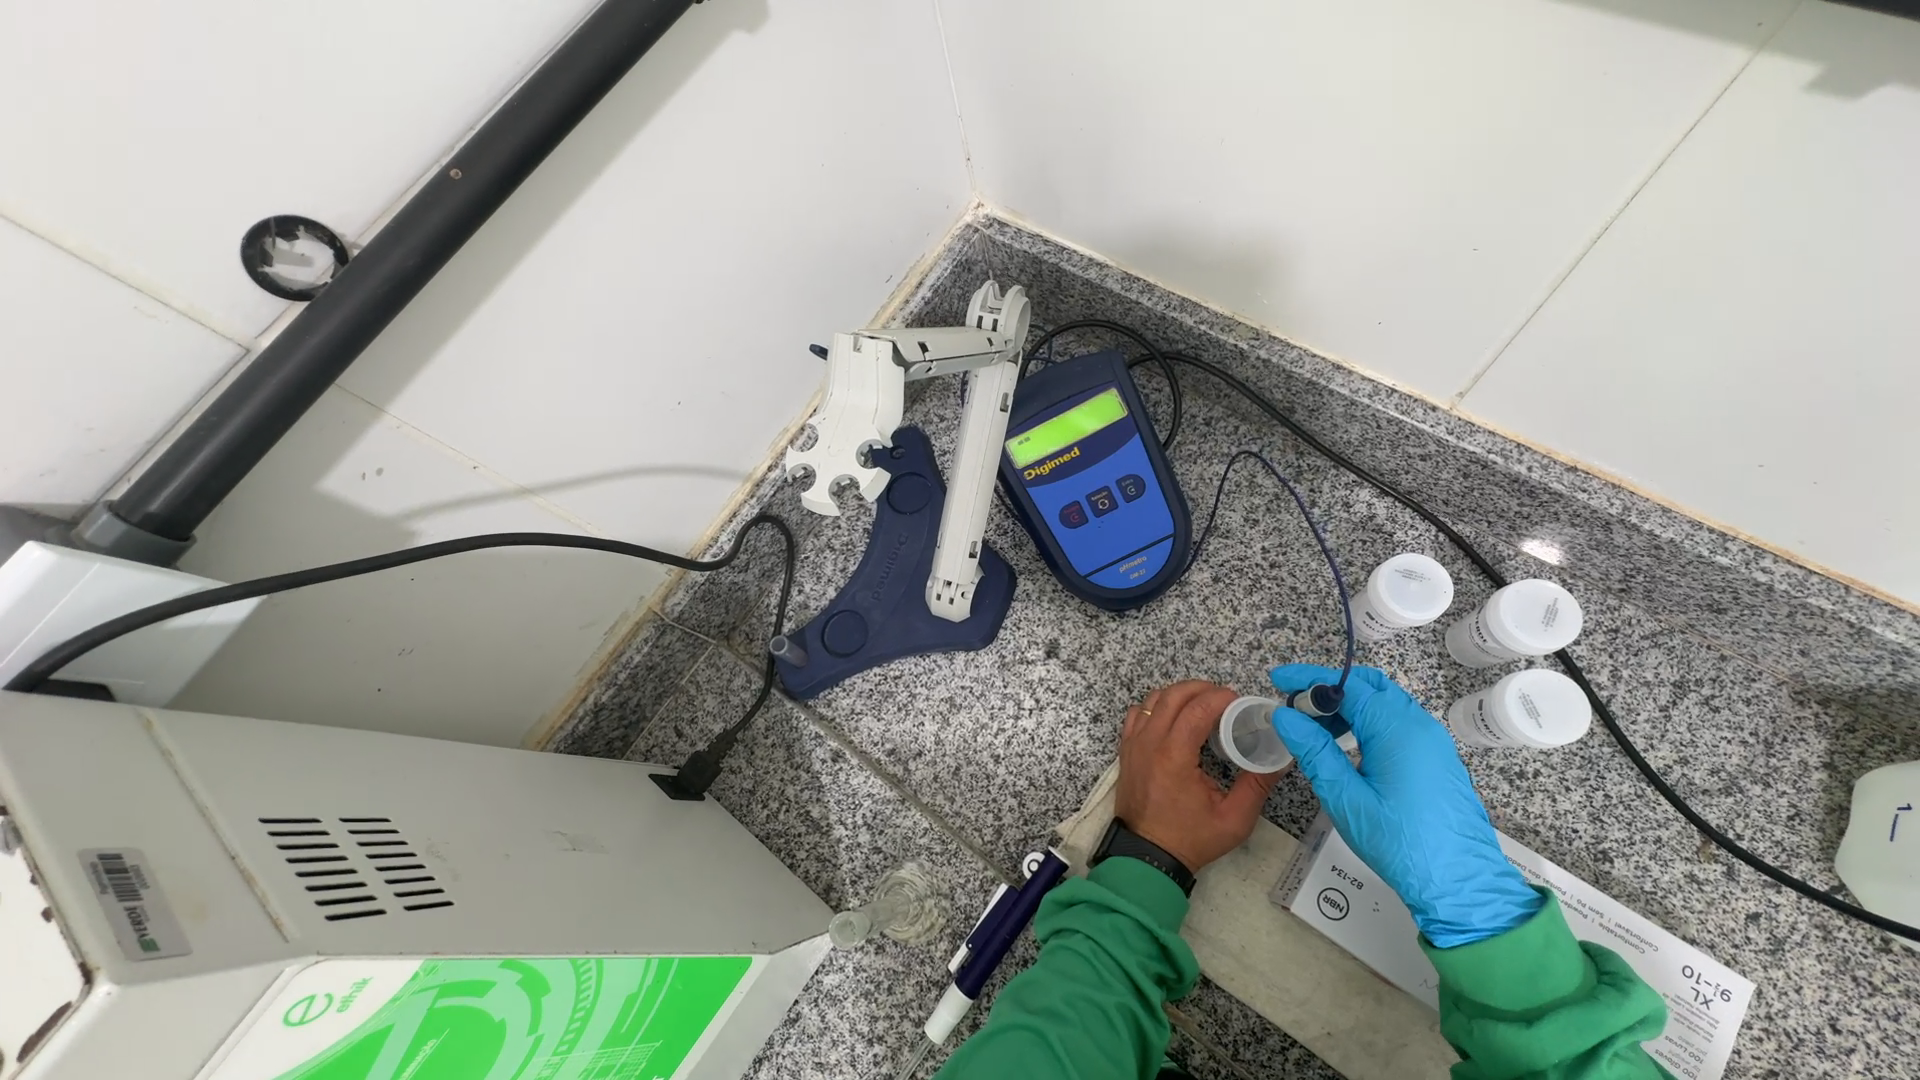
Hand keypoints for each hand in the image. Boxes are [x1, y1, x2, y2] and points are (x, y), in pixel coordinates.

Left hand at [1115, 681, 1282, 872]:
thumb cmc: (1190, 839)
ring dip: (1179, 694)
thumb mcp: (1234, 819)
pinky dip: (1156, 706)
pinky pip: (1137, 713)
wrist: (1147, 856)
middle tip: (1225, 699)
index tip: (1239, 701)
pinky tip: (1174, 717)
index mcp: (1174, 756)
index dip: (1220, 697)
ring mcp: (1133, 744)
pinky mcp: (1126, 749)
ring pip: (1153, 699)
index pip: (1196, 709)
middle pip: (1173, 695)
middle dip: (1201, 689)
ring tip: (1203, 704)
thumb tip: (1281, 757)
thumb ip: (1258, 784)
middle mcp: (1149, 743)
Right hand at [1268, 664, 1540, 946]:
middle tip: (1293, 703)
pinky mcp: (1435, 758)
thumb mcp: (1345, 797)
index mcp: (1397, 729)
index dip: (1308, 678)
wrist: (1461, 885)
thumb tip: (1284, 715)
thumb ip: (1313, 750)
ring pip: (1383, 703)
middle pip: (1368, 686)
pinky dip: (1365, 721)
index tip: (1276, 679)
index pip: (1346, 685)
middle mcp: (1418, 725)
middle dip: (1327, 687)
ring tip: (1312, 728)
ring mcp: (1431, 741)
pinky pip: (1396, 722)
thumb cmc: (1399, 842)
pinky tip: (1343, 746)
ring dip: (1346, 705)